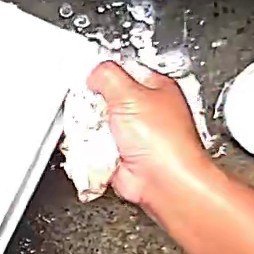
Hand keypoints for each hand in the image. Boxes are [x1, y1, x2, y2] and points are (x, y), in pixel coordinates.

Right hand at [87, 60, 215, 206]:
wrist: (164, 182)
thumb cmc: (164, 142)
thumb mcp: (130, 95)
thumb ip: (108, 75)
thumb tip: (94, 72)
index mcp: (154, 89)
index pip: (121, 71)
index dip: (102, 75)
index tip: (89, 80)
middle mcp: (143, 112)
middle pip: (103, 100)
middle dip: (92, 107)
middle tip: (95, 112)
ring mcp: (130, 135)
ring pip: (94, 125)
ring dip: (90, 131)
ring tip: (100, 135)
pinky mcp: (117, 155)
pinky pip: (91, 147)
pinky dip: (89, 150)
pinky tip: (98, 151)